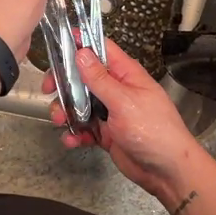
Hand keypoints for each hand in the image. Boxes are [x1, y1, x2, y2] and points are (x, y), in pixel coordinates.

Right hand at [45, 39, 210, 206]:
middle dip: (64, 84)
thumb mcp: (124, 101)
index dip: (80, 43)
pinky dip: (75, 133)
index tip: (58, 44)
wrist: (166, 171)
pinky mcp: (106, 133)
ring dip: (66, 111)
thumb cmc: (153, 130)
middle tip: (48, 90)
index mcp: (126, 74)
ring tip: (60, 121)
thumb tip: (81, 52)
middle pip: (83, 78)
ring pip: (79, 104)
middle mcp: (117, 90)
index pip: (101, 49)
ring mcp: (111, 112)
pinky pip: (84, 128)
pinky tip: (72, 140)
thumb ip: (99, 79)